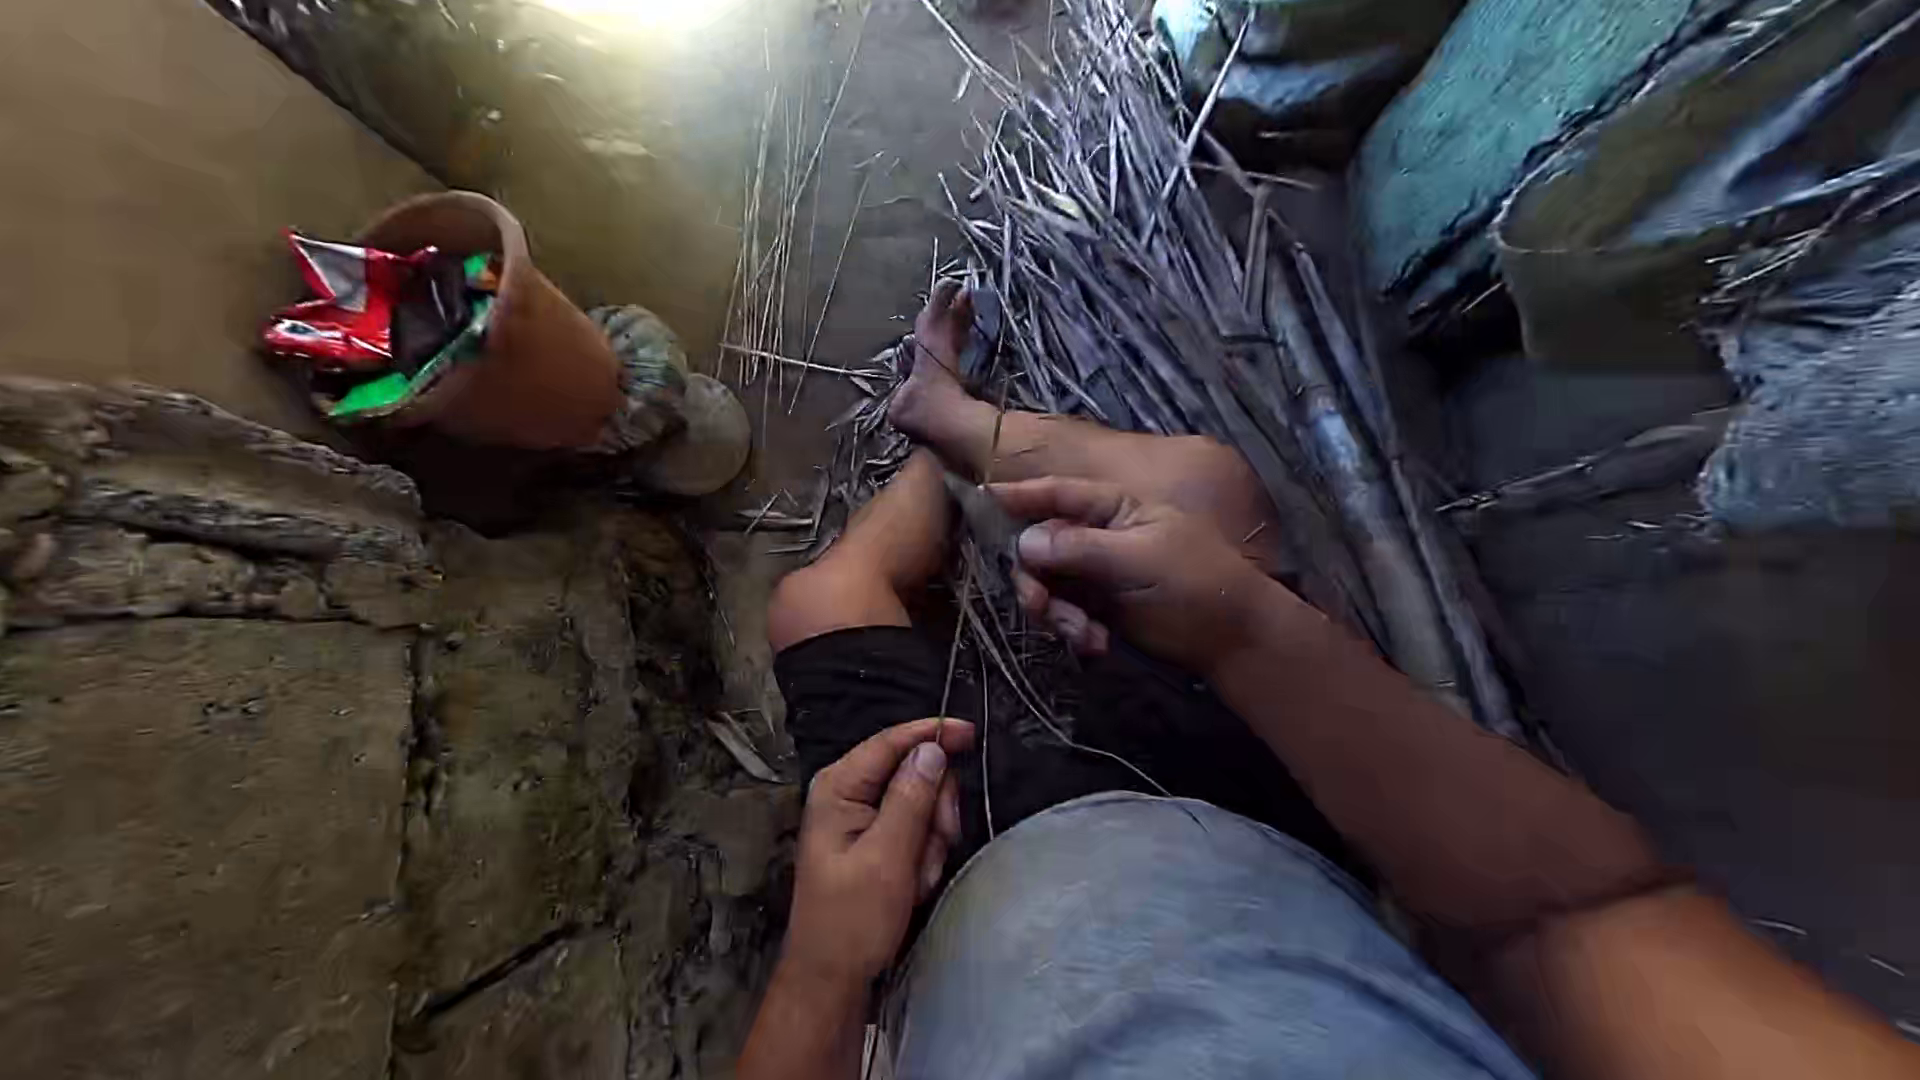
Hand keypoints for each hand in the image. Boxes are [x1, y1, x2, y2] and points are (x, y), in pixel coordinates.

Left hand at [781, 717, 975, 991]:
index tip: (971, 732)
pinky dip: (923, 851)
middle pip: (911, 771)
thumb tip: (933, 748)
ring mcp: (861, 815)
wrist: (832, 981)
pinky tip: (913, 881)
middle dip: (934, 807)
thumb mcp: (887, 857)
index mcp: (839, 786)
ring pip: (920, 800)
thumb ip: (911, 798)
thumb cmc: (853, 920)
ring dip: (930, 837)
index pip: (890, 741)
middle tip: (942, 839)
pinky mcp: (874, 837)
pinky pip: (915, 826)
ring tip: (918, 875)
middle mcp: (848, 791)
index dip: (932, 732)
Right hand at [992, 477, 1296, 672]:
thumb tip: (1023, 542)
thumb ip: (1079, 547)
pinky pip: (1061, 610)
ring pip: (1045, 582)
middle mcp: (1093, 532)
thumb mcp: (1137, 557)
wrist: (1228, 636)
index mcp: (1110, 505)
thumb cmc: (1193, 581)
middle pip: (1038, 545)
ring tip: (1083, 635)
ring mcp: (1091, 569)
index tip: (981, 497)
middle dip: (1034, 580)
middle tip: (1039, 607)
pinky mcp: (1093, 602)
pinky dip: (1070, 628)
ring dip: (1054, 612)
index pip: (1056, 493)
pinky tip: (1095, 644)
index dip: (1019, 495)